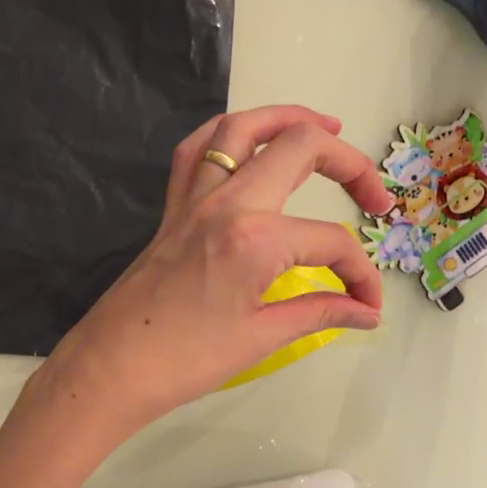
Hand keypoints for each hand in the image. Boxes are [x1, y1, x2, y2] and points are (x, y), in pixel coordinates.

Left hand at [29, 104, 394, 437]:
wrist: (113, 368)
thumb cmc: (186, 361)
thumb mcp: (261, 338)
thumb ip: (319, 313)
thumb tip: (365, 312)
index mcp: (255, 240)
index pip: (331, 243)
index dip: (361, 274)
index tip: (368, 306)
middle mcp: (227, 203)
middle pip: (300, 150)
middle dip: (349, 164)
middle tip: (373, 196)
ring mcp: (193, 199)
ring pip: (242, 129)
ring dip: (288, 119)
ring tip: (325, 128)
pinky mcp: (171, 209)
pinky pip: (196, 151)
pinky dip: (227, 136)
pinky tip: (249, 142)